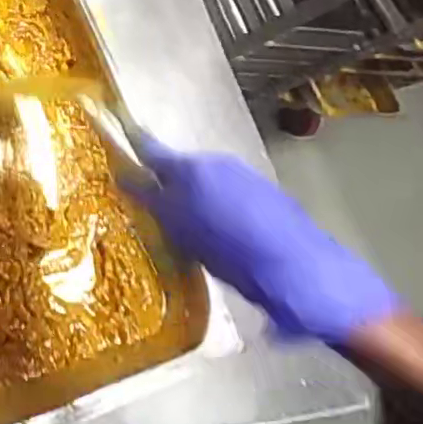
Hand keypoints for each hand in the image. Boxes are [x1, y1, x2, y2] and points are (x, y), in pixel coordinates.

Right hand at [128, 137, 398, 344]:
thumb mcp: (189, 236)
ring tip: (171, 229)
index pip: (149, 148)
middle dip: (154, 182)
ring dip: (181, 198)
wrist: (317, 280)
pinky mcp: (261, 196)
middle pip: (173, 167)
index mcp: (195, 170)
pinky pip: (219, 195)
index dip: (126, 144)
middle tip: (136, 207)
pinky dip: (206, 209)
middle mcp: (217, 165)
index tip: (105, 143)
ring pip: (197, 182)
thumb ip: (155, 202)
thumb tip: (125, 178)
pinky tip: (207, 237)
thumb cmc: (243, 260)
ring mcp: (242, 179)